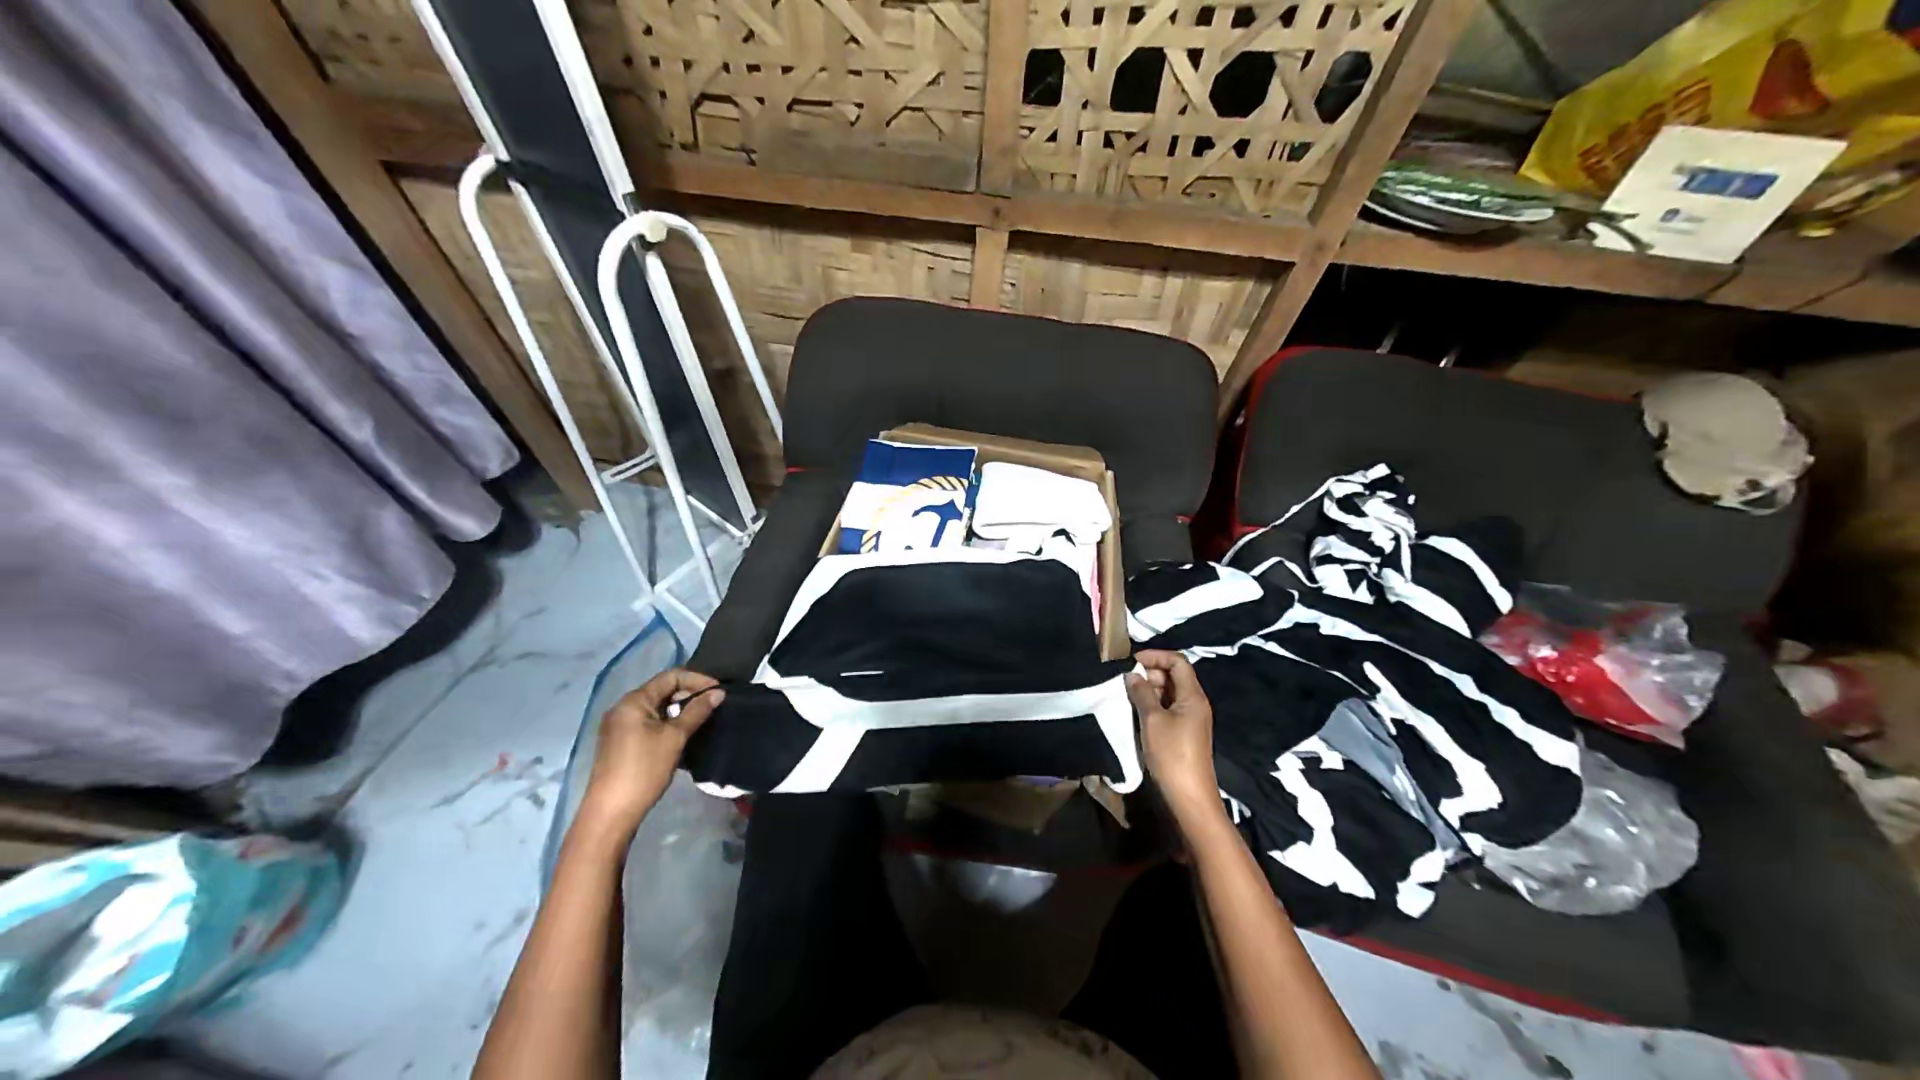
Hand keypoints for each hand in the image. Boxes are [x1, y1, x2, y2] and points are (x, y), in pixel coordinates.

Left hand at [577, 668, 724, 836]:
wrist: (611, 811)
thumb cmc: (644, 769)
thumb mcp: (675, 738)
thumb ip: (697, 711)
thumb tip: (718, 692)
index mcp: (633, 701)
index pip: (670, 676)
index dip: (697, 680)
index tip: (718, 692)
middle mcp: (623, 707)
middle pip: (662, 690)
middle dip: (689, 695)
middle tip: (712, 707)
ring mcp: (619, 726)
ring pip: (656, 708)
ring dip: (679, 711)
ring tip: (701, 721)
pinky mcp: (620, 742)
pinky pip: (648, 722)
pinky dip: (667, 723)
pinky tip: (681, 736)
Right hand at [1127, 650, 1221, 827]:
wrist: (1189, 797)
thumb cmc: (1172, 754)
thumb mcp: (1152, 720)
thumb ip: (1141, 694)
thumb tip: (1132, 675)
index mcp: (1193, 696)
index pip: (1178, 662)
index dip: (1156, 656)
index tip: (1132, 661)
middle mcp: (1195, 703)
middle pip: (1174, 676)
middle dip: (1150, 673)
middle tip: (1126, 680)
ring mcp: (1190, 719)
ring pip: (1169, 693)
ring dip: (1149, 689)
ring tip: (1127, 694)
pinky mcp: (1183, 732)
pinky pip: (1168, 708)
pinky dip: (1152, 704)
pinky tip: (1135, 711)